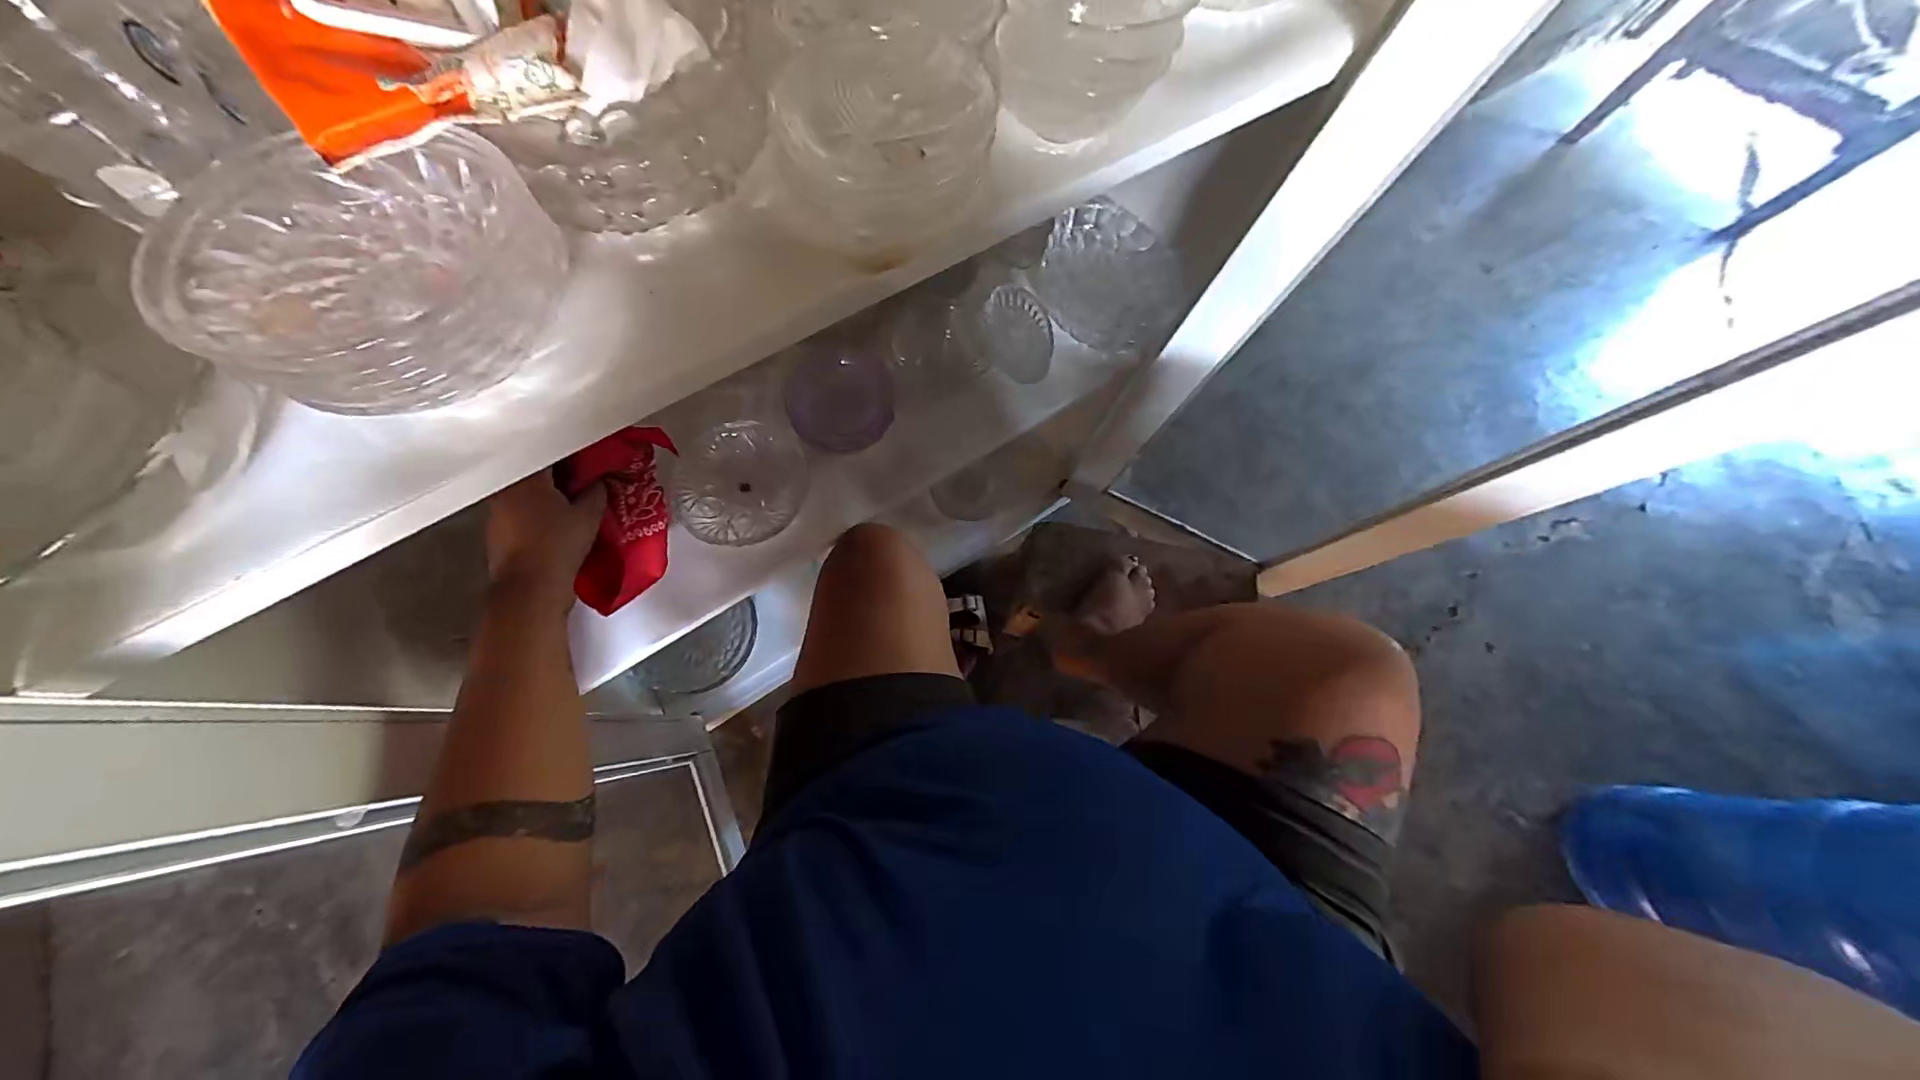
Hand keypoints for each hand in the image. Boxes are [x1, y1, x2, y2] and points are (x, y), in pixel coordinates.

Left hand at [485, 470, 606, 610]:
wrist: (531, 589)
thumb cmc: (559, 545)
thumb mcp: (590, 515)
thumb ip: (596, 492)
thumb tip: (598, 482)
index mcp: (526, 479)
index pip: (549, 455)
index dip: (572, 456)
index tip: (590, 462)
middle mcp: (505, 491)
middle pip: (535, 475)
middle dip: (560, 478)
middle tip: (586, 484)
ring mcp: (497, 514)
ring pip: (528, 497)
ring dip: (548, 499)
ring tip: (575, 507)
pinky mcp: (498, 536)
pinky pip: (522, 517)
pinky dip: (539, 517)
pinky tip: (558, 528)